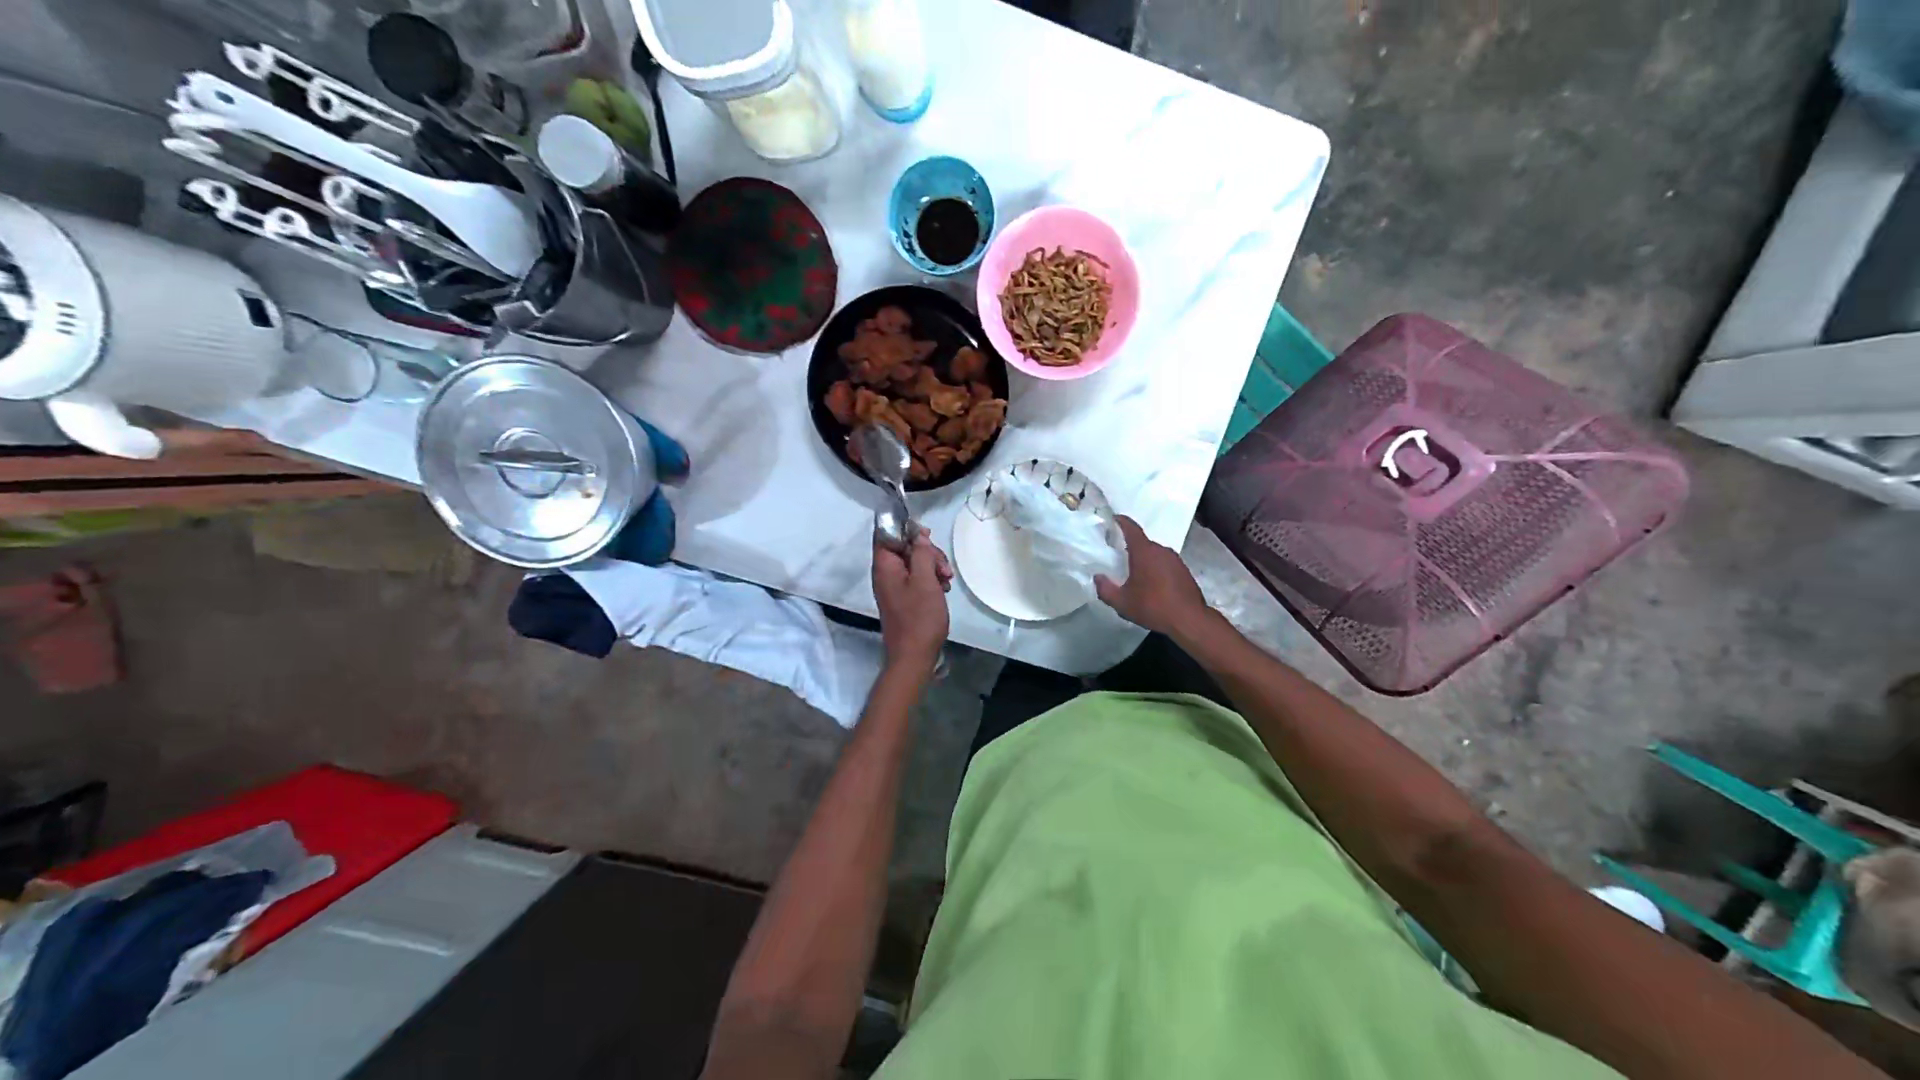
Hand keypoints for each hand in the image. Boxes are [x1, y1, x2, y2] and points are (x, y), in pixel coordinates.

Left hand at [873, 528, 952, 671]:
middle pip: (904, 547)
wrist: (914, 656)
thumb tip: (918, 535)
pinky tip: (943, 588)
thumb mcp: (924, 580)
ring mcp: (894, 586)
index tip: (928, 534)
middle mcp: (885, 573)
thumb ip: (921, 553)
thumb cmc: (919, 617)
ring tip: (946, 580)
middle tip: (943, 567)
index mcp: (884, 566)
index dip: (906, 528)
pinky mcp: (903, 598)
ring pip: (913, 562)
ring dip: (932, 566)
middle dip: (926, 551)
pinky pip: (916, 578)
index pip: (886, 533)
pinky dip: (930, 579)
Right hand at [1095, 515, 1213, 638]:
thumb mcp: (1122, 603)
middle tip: (1117, 556)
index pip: (1131, 528)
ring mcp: (1175, 560)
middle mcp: (1161, 550)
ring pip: (1154, 553)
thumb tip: (1098, 577)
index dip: (1121, 521)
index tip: (1113, 519)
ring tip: (1134, 573)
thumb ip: (1105, 589)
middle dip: (1130, 547)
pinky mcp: (1184, 570)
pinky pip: (1164, 563)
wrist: (1189, 620)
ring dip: (1144, 559)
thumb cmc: (1153, 607)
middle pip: (1142, 542)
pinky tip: (1151, 584)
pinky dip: (1156, 568)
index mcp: (1144, 552)